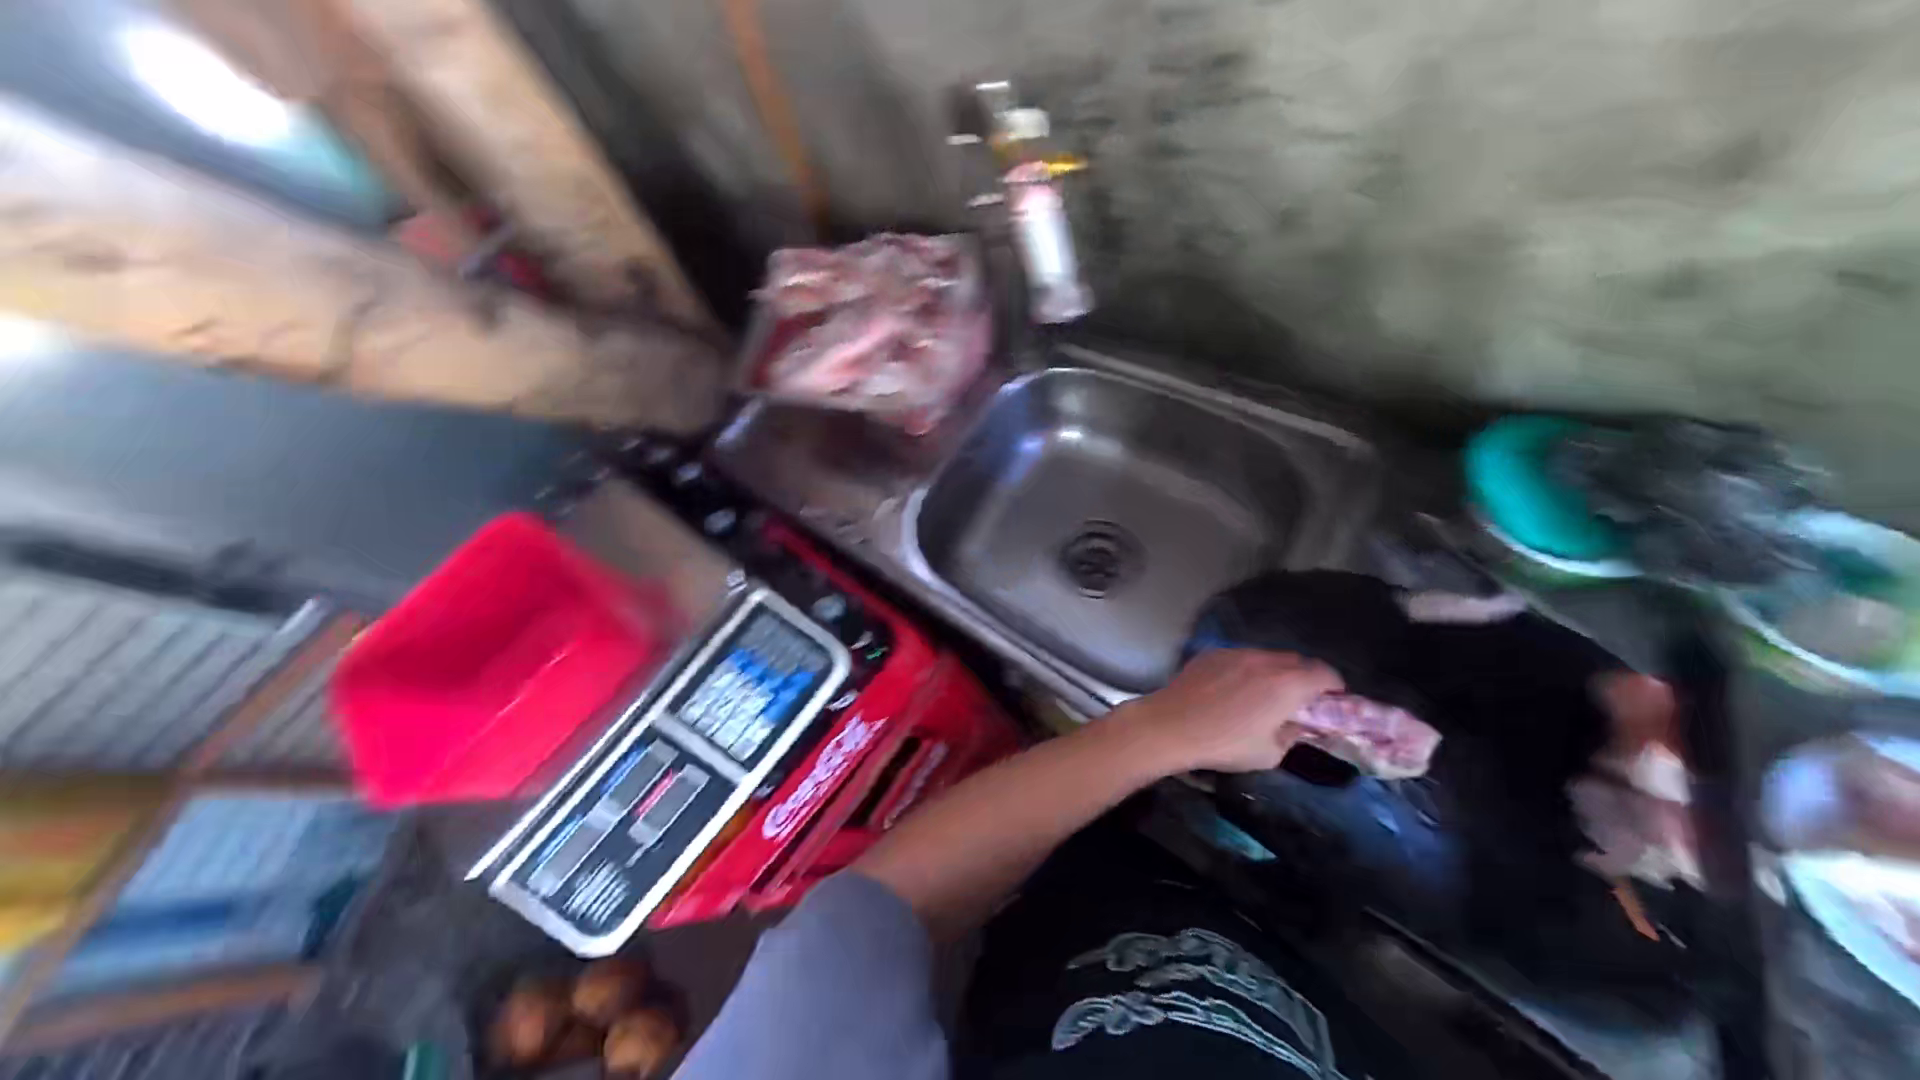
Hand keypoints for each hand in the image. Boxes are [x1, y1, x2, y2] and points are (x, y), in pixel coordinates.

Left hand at [1117, 649, 1342, 773]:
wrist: (1171, 725)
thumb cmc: (1224, 744)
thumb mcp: (1270, 753)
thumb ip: (1290, 735)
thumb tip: (1293, 725)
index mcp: (1288, 684)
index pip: (1325, 674)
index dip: (1333, 687)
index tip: (1330, 701)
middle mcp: (1265, 661)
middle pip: (1297, 661)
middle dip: (1304, 678)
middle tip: (1297, 700)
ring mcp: (1236, 653)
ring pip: (1267, 656)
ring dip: (1274, 671)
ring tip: (1262, 694)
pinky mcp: (1211, 654)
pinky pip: (1240, 657)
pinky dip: (1246, 669)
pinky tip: (1232, 689)